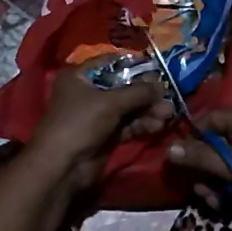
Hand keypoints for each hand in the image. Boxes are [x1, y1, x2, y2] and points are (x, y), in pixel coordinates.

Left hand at [26, 66, 172, 191]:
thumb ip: (138, 92)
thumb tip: (162, 85)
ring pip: (128, 108)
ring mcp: (97, 115)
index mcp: (79, 76)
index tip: (157, 69)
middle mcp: (87, 92)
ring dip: (148, 110)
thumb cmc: (80, 123)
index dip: (133, 66)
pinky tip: (158, 125)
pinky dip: (142, 124)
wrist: (63, 166)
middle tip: (168, 96)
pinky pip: (128, 125)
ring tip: (167, 114)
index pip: (110, 64)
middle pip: (122, 87)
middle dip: (146, 93)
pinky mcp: (106, 135)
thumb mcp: (109, 102)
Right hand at [166, 109, 231, 220]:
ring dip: (212, 181)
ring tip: (213, 200)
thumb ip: (200, 156)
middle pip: (214, 142)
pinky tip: (223, 203)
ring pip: (222, 162)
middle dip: (202, 166)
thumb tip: (169, 149)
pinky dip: (227, 188)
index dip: (191, 136)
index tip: (178, 157)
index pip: (209, 118)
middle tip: (198, 187)